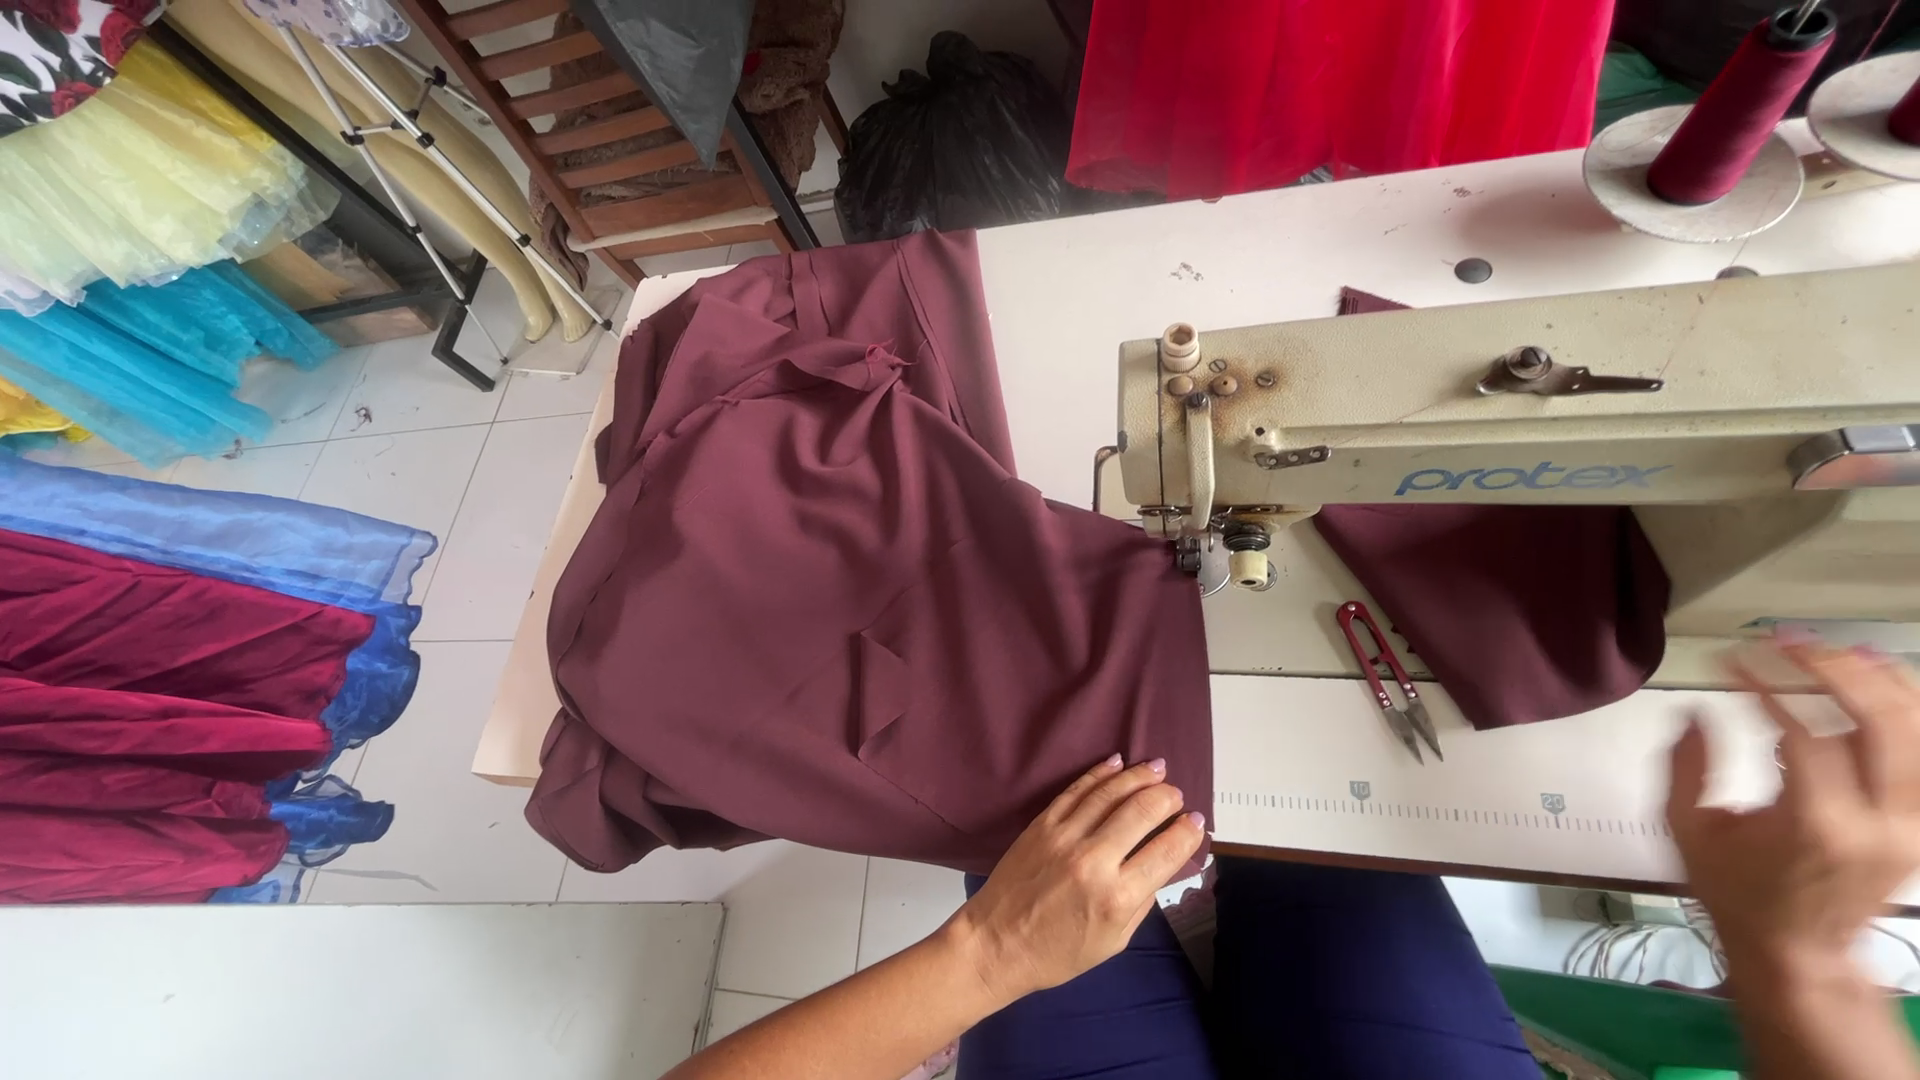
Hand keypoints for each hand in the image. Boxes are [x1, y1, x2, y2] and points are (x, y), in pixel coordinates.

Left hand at [940, 755, 1204, 1004]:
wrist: (998, 942)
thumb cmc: (1059, 951)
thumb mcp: (1115, 940)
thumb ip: (1142, 899)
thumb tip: (1165, 862)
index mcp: (1118, 897)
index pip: (1166, 852)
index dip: (1187, 832)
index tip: (1196, 821)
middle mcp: (1094, 861)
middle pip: (1141, 812)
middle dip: (1166, 797)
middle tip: (1176, 793)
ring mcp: (1065, 837)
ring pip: (1110, 793)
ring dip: (1138, 776)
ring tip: (1157, 768)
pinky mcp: (1043, 824)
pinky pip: (1077, 790)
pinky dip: (1099, 774)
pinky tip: (1118, 763)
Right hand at [1667, 643, 1919, 966]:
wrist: (1799, 946)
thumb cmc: (1732, 886)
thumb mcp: (1687, 827)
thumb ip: (1685, 766)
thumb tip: (1695, 712)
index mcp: (1817, 823)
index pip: (1804, 734)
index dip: (1767, 688)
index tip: (1730, 662)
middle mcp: (1883, 821)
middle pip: (1884, 726)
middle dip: (1836, 673)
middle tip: (1791, 644)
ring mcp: (1915, 824)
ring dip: (1881, 685)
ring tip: (1839, 650)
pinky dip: (1904, 714)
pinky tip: (1877, 684)